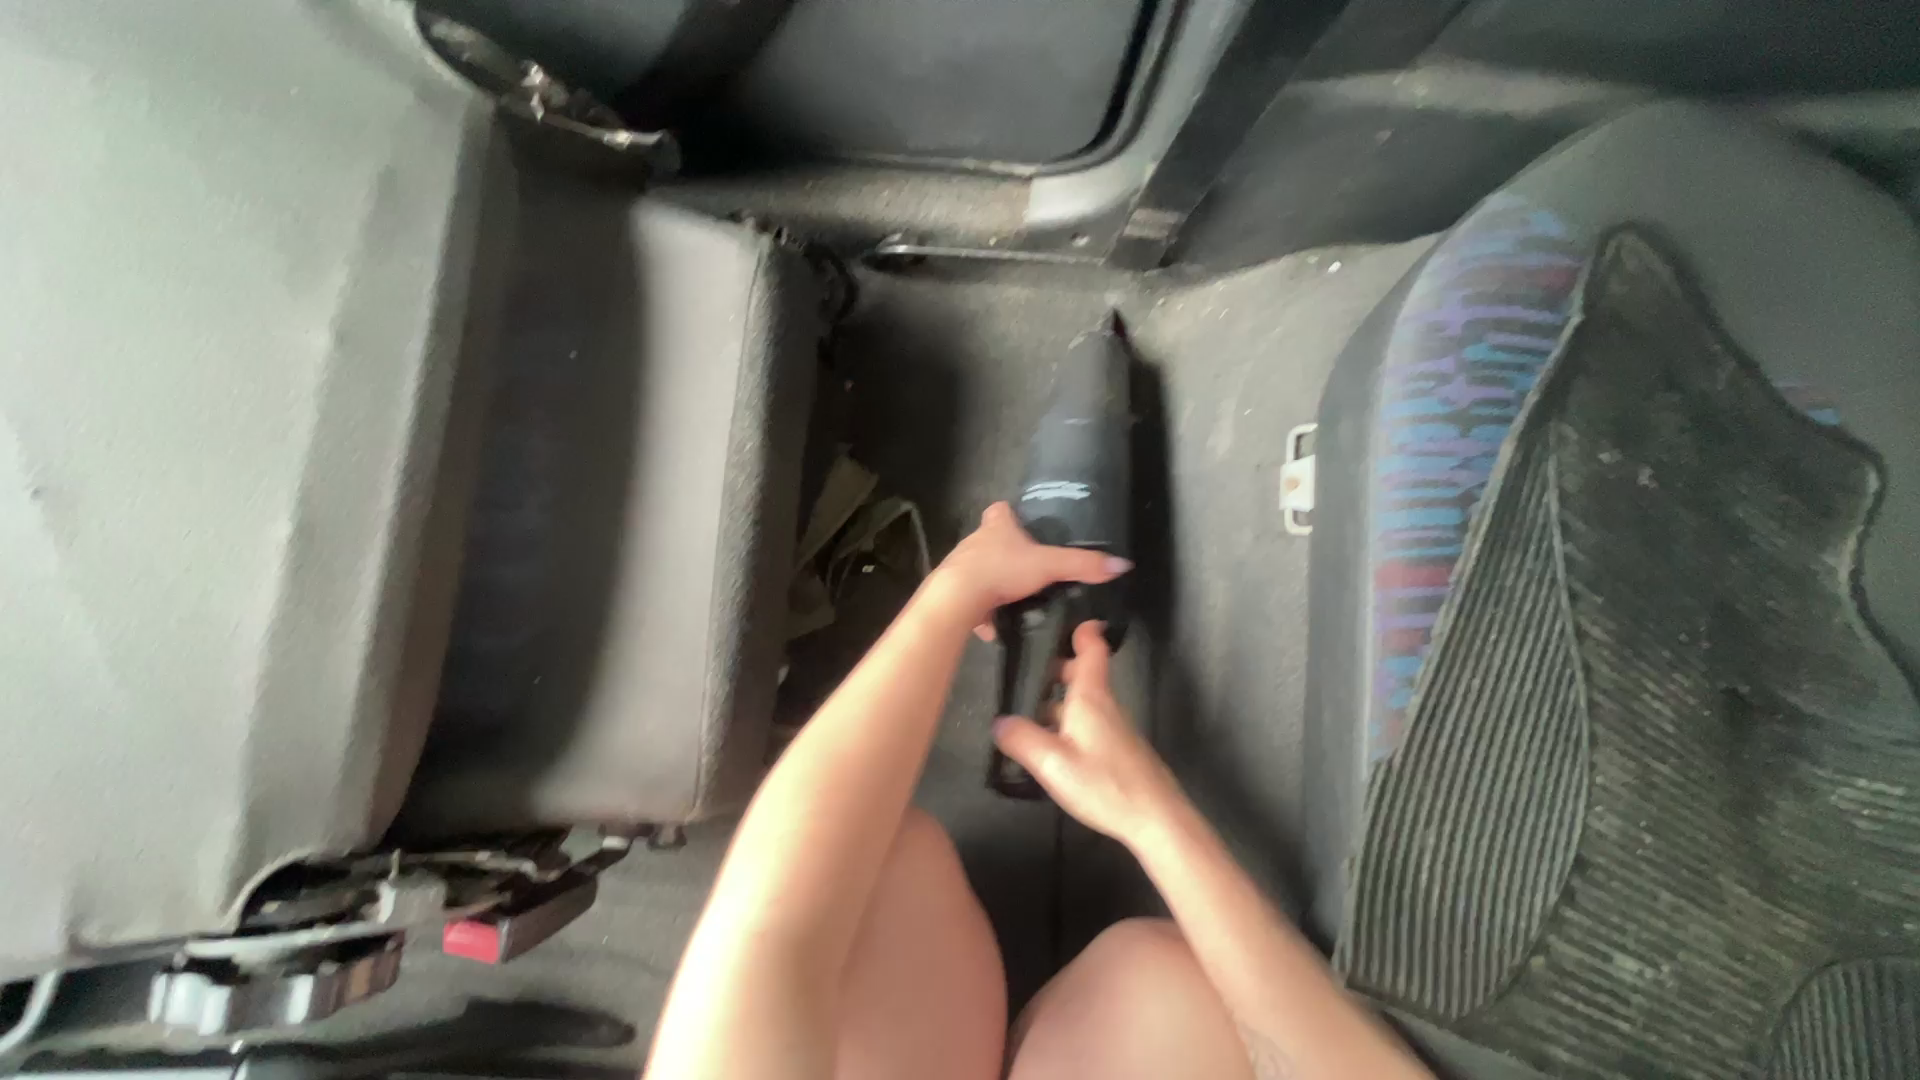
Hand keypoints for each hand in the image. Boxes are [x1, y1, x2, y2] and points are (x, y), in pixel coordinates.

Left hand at [931, 502, 1130, 629]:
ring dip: (995, 582)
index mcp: (996, 526)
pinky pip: (972, 600)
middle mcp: (975, 541)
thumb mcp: (1048, 565)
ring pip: (981, 570)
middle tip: (1029, 567)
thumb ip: (1082, 565)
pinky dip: (983, 611)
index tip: (1024, 523)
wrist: (957, 598)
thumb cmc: (1001, 570)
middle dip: (1007, 552)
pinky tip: (996, 626)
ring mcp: (960, 566)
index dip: (1011, 514)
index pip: (1001, 509)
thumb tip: (1122, 564)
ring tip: (1016, 599)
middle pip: (991, 540)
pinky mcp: (952, 591)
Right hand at [992, 621, 1183, 847]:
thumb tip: (999, 722)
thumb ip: (1022, 740)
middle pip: (1082, 674)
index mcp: (1091, 698)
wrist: (1156, 820)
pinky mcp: (1118, 750)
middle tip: (1023, 674)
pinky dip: (1067, 722)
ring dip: (1057, 701)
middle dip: (1055, 669)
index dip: (1081, 630)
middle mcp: (1105, 706)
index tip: (1062, 622)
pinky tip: (1050, 746)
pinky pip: (1088, 723)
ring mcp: (1114, 728)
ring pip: (1083, 701)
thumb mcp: (1053, 764)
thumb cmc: (1105, 785)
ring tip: (1025, 714)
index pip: (1092, 649)